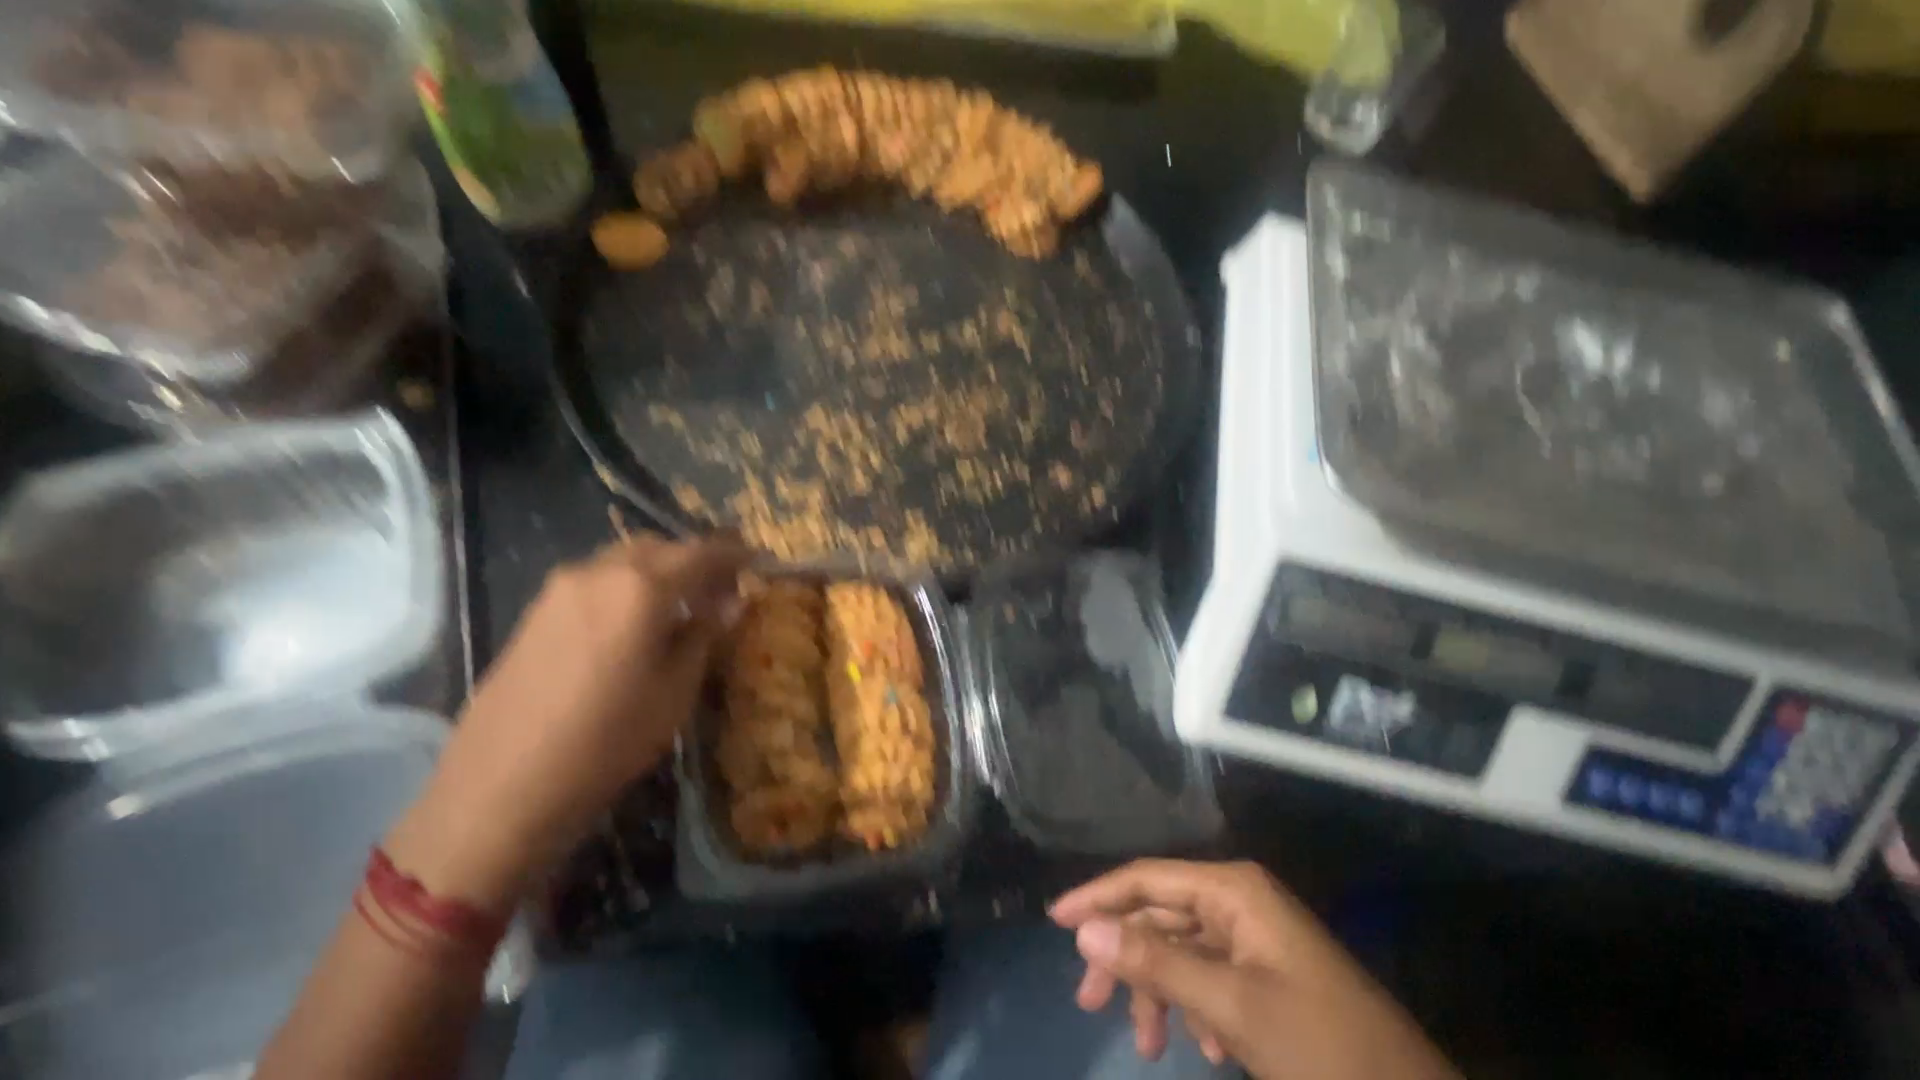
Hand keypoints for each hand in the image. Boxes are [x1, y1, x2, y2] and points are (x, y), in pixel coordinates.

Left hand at [386, 533, 750, 911]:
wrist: (504, 783)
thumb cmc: (608, 741)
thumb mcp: (674, 693)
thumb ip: (703, 637)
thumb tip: (729, 602)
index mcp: (641, 587)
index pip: (701, 552)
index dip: (734, 554)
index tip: (758, 561)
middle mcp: (599, 571)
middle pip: (658, 547)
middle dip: (694, 560)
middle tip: (721, 589)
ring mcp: (560, 588)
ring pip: (622, 561)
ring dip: (657, 572)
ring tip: (680, 608)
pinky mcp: (535, 611)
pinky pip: (595, 581)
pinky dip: (625, 588)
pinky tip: (634, 625)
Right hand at [1050, 860, 1460, 1079]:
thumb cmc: (1319, 1043)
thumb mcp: (1230, 1005)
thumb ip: (1155, 962)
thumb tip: (1084, 928)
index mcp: (1235, 891)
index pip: (1148, 878)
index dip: (1098, 897)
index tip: (1053, 922)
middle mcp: (1242, 902)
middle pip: (1161, 915)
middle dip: (1126, 960)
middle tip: (1088, 1004)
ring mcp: (1258, 939)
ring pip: (1184, 953)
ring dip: (1160, 995)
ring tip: (1147, 1046)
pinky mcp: (1271, 975)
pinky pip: (1213, 978)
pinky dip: (1196, 1010)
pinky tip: (1205, 1051)